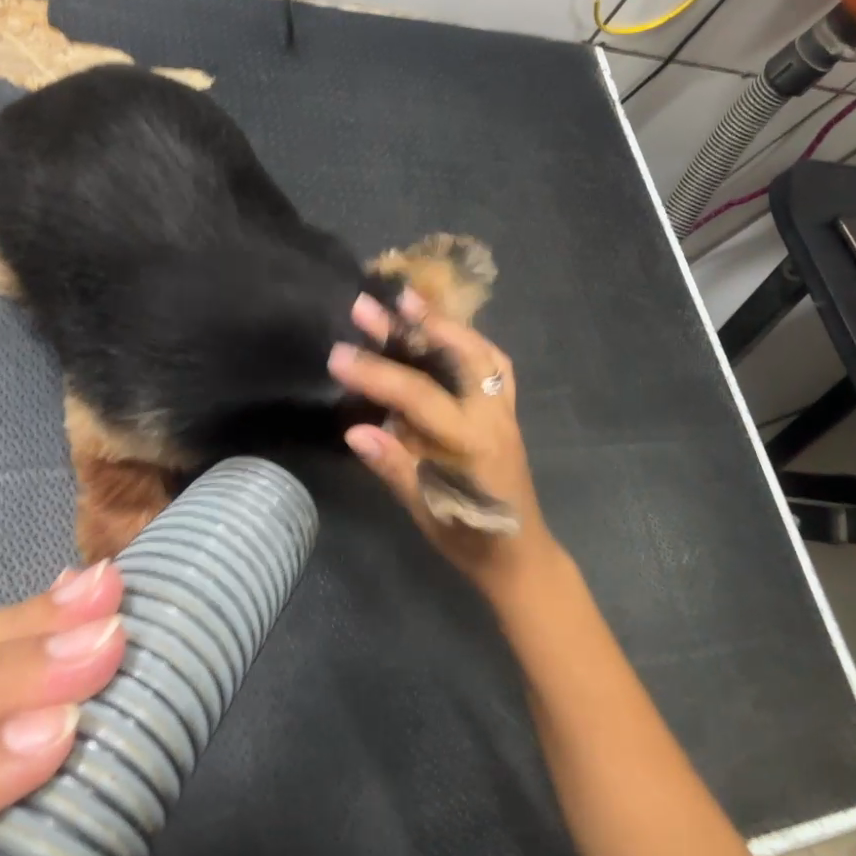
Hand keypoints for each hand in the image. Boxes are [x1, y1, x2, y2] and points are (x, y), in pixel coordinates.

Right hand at [330, 292, 562, 600]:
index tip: (337, 357)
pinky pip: (493, 365)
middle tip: (369, 304)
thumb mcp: (426, 512)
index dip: (376, 374)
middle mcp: (492, 415)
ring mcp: (503, 409)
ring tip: (406, 300)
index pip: (418, 395)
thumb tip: (354, 431)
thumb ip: (395, 467)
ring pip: (479, 351)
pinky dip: (467, 341)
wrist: (519, 555)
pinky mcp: (506, 410)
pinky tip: (442, 333)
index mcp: (471, 442)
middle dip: (411, 326)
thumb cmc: (468, 539)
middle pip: (456, 355)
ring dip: (442, 323)